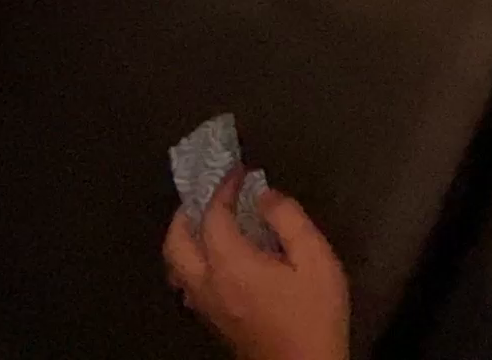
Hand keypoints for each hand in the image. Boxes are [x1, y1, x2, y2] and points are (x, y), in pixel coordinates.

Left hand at [163, 174, 349, 359]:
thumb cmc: (313, 311)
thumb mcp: (315, 257)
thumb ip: (289, 220)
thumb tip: (265, 196)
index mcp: (231, 267)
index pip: (212, 219)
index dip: (222, 190)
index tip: (239, 170)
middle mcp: (208, 287)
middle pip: (176, 246)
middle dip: (186, 213)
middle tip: (207, 191)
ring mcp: (206, 308)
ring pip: (176, 267)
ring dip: (185, 237)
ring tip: (208, 218)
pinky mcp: (214, 320)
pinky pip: (187, 281)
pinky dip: (193, 256)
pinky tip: (218, 252)